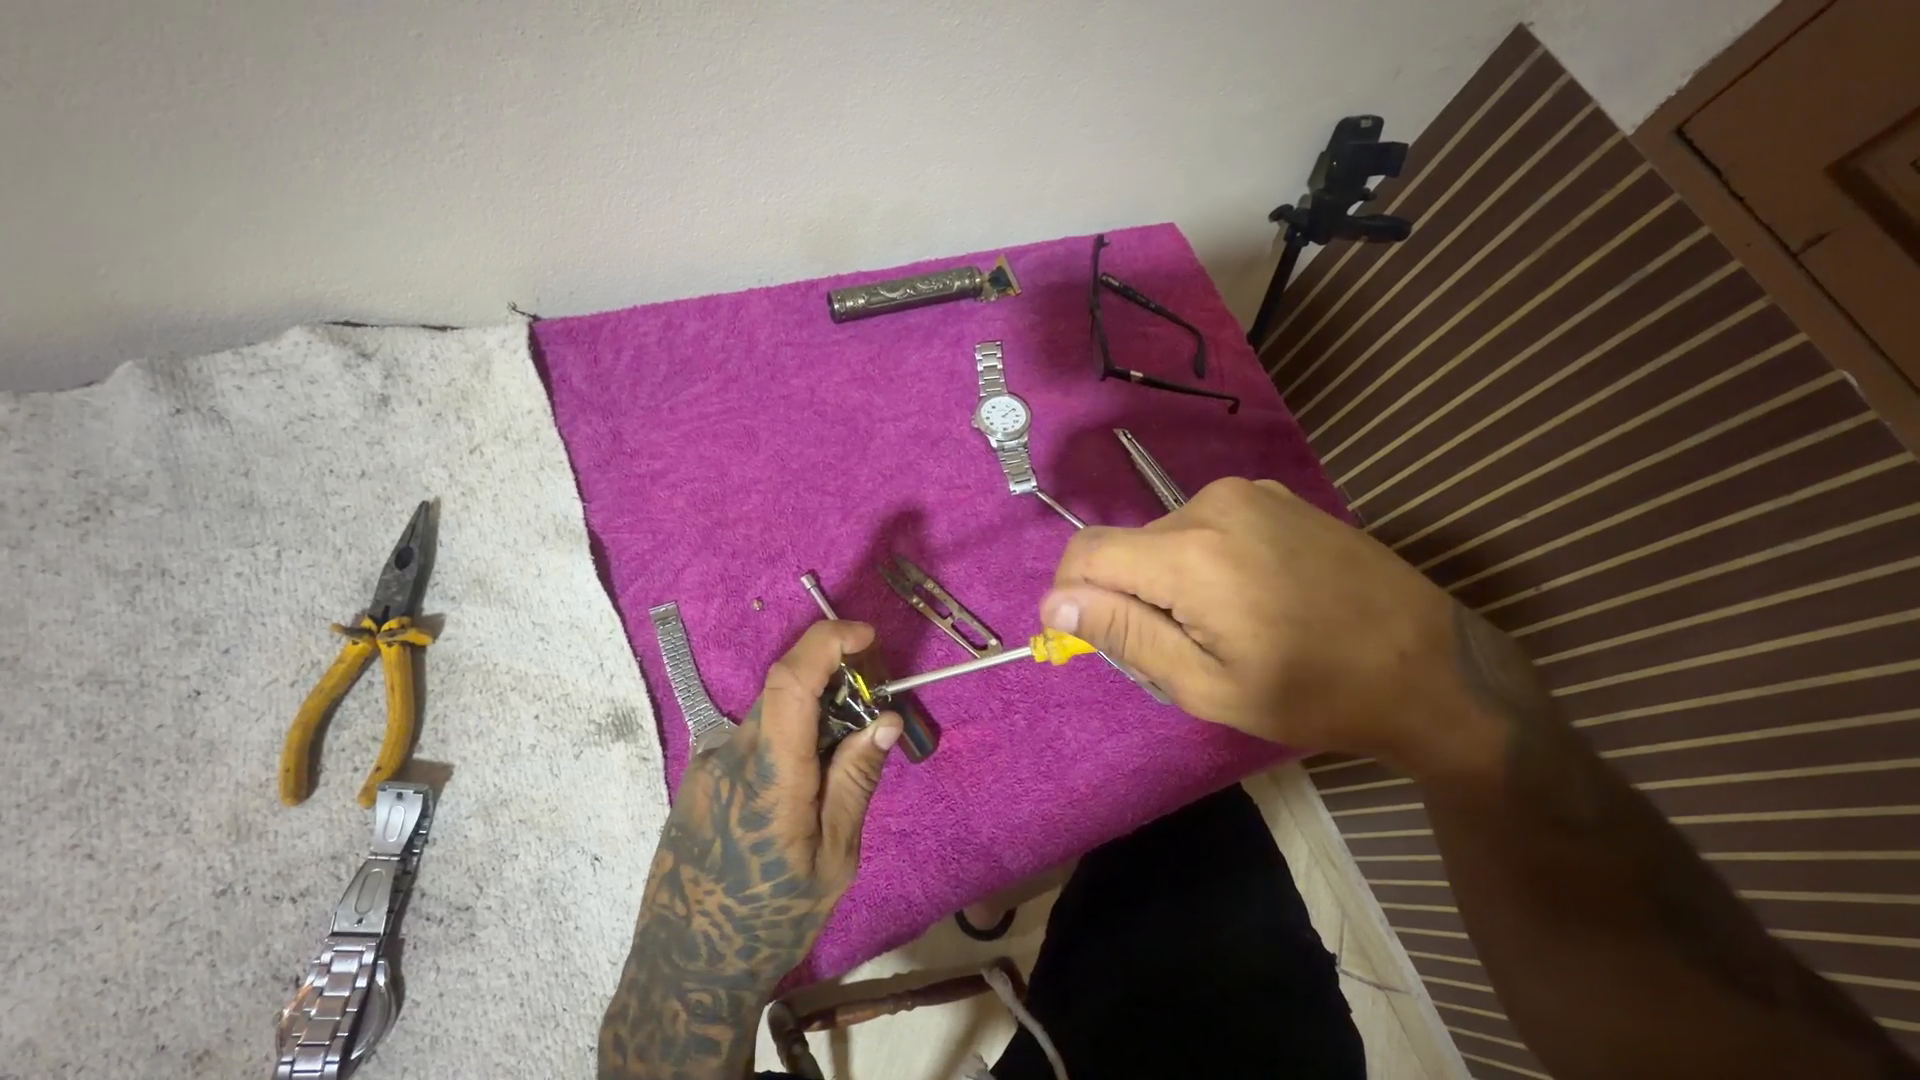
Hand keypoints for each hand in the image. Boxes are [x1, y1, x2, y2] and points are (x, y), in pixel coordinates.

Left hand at [599, 620, 902, 1079]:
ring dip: (809, 726)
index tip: (866, 637)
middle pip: (786, 695)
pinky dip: (783, 746)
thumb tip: (885, 718)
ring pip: (769, 720)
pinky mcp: (696, 780)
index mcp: (770, 774)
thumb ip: (855, 780)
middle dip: (835, 693)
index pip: (791, 680)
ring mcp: (705, 766)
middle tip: (870, 727)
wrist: (685, 967)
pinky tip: (794, 799)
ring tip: (832, 782)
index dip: (827, 641)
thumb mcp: (835, 859)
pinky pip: (749, 743)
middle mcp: (729, 755)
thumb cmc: (771, 918)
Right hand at [1040, 477, 1484, 773]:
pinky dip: (1206, 562)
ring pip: (1167, 536)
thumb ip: (1125, 635)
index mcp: (1190, 554)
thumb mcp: (1207, 685)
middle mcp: (1213, 505)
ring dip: (1170, 581)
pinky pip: (1209, 526)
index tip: (1092, 638)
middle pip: (1128, 546)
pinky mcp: (1278, 497)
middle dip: (1130, 596)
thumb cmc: (1315, 693)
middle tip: (1180, 653)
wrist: (1430, 666)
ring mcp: (1251, 494)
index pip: (1086, 552)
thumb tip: (1055, 603)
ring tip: (1226, 628)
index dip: (1071, 596)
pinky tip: (1254, 599)